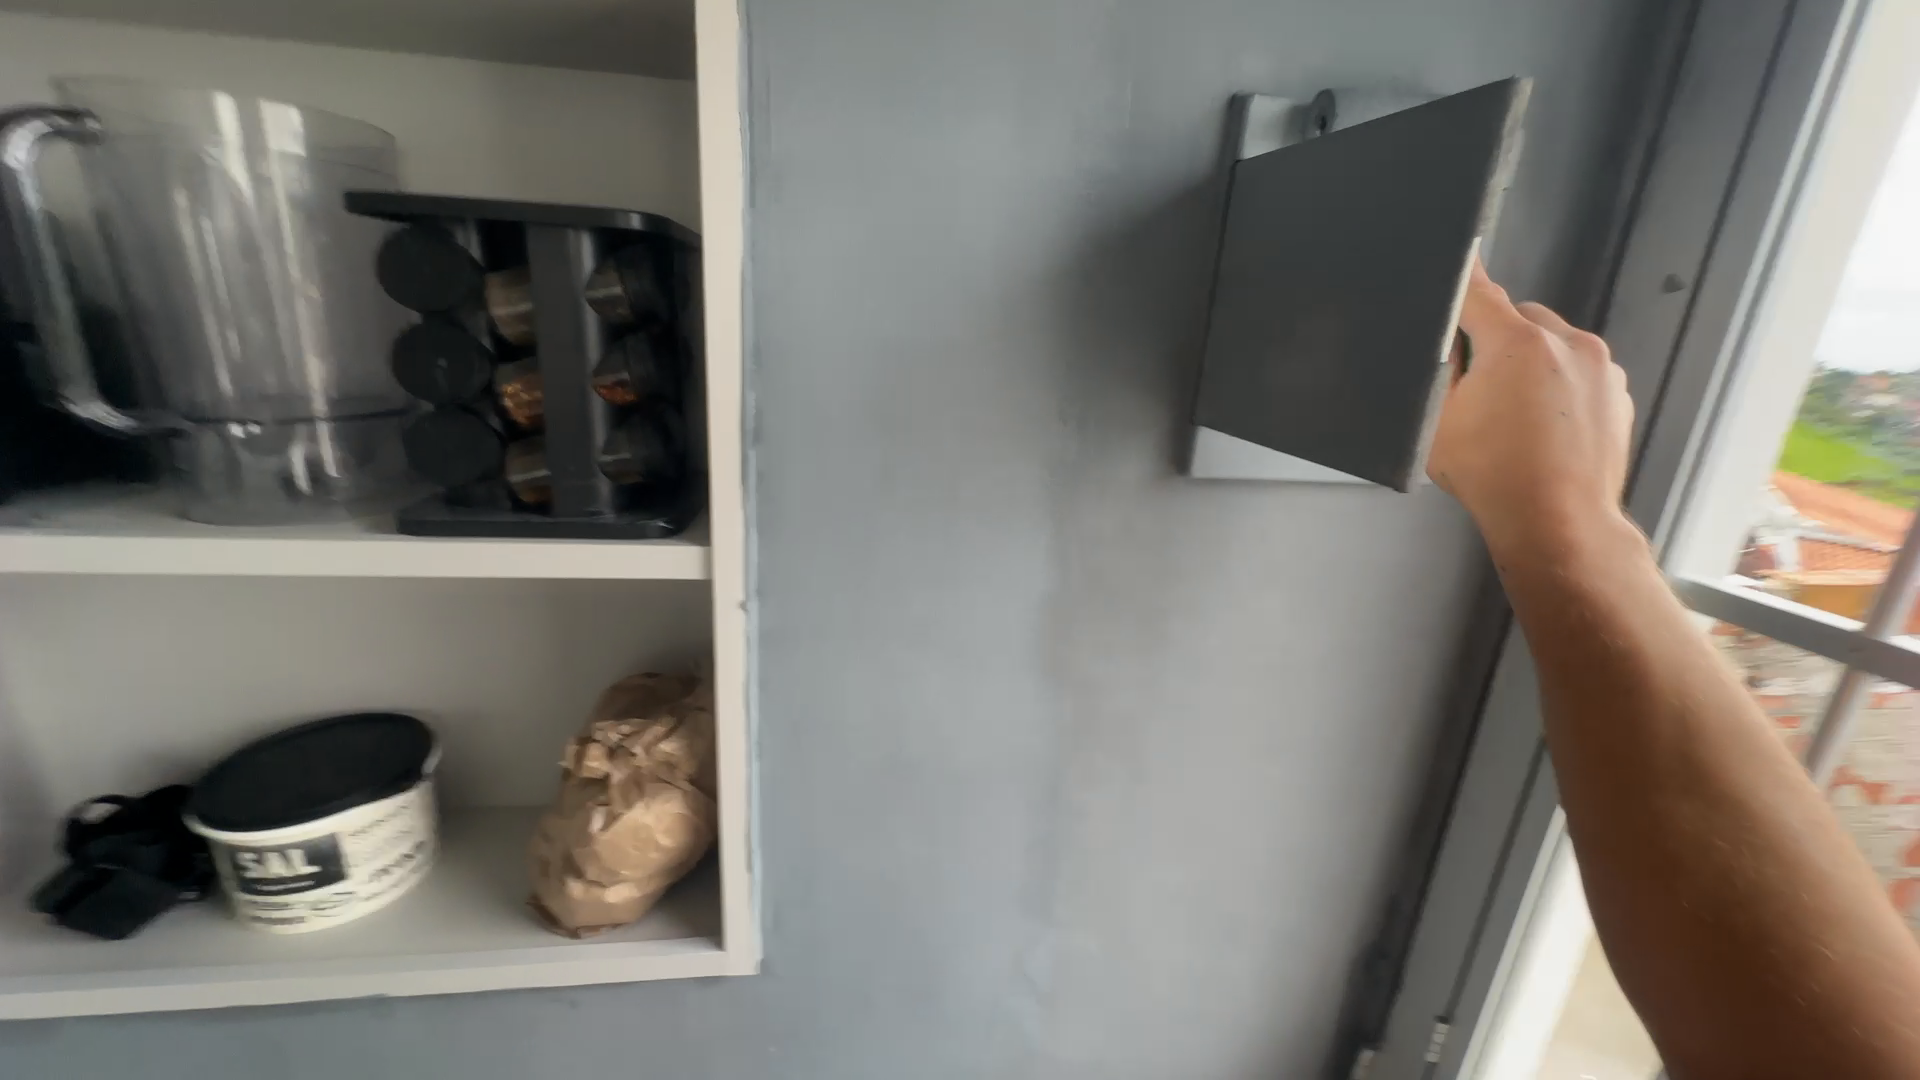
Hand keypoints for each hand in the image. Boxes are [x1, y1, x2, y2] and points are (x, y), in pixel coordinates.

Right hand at [1427, 261, 1635, 554]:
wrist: (1557, 519)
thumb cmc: (1489, 473)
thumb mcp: (1439, 423)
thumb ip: (1447, 377)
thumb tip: (1455, 352)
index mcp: (1515, 345)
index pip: (1479, 295)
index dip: (1462, 278)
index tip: (1458, 258)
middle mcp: (1567, 343)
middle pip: (1521, 317)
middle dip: (1496, 336)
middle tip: (1473, 378)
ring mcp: (1602, 367)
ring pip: (1553, 343)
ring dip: (1529, 360)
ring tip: (1510, 409)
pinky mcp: (1619, 393)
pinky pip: (1580, 371)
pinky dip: (1558, 384)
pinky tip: (1540, 425)